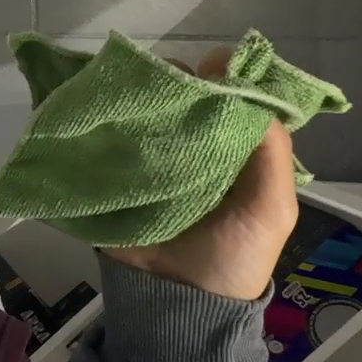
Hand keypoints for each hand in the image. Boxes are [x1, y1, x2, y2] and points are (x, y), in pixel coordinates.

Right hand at [103, 49, 298, 300]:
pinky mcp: (107, 159)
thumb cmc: (231, 255)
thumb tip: (250, 94)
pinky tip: (91, 100)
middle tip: (156, 83)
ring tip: (119, 89)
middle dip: (169, 78)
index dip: (218, 74)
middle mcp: (188, 138)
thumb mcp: (270, 209)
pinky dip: (96, 110)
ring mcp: (144, 147)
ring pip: (138, 103)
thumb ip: (270, 155)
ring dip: (130, 91)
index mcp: (230, 146)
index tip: (205, 66)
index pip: (225, 94)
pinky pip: (102, 127)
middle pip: (177, 90)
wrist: (173, 295)